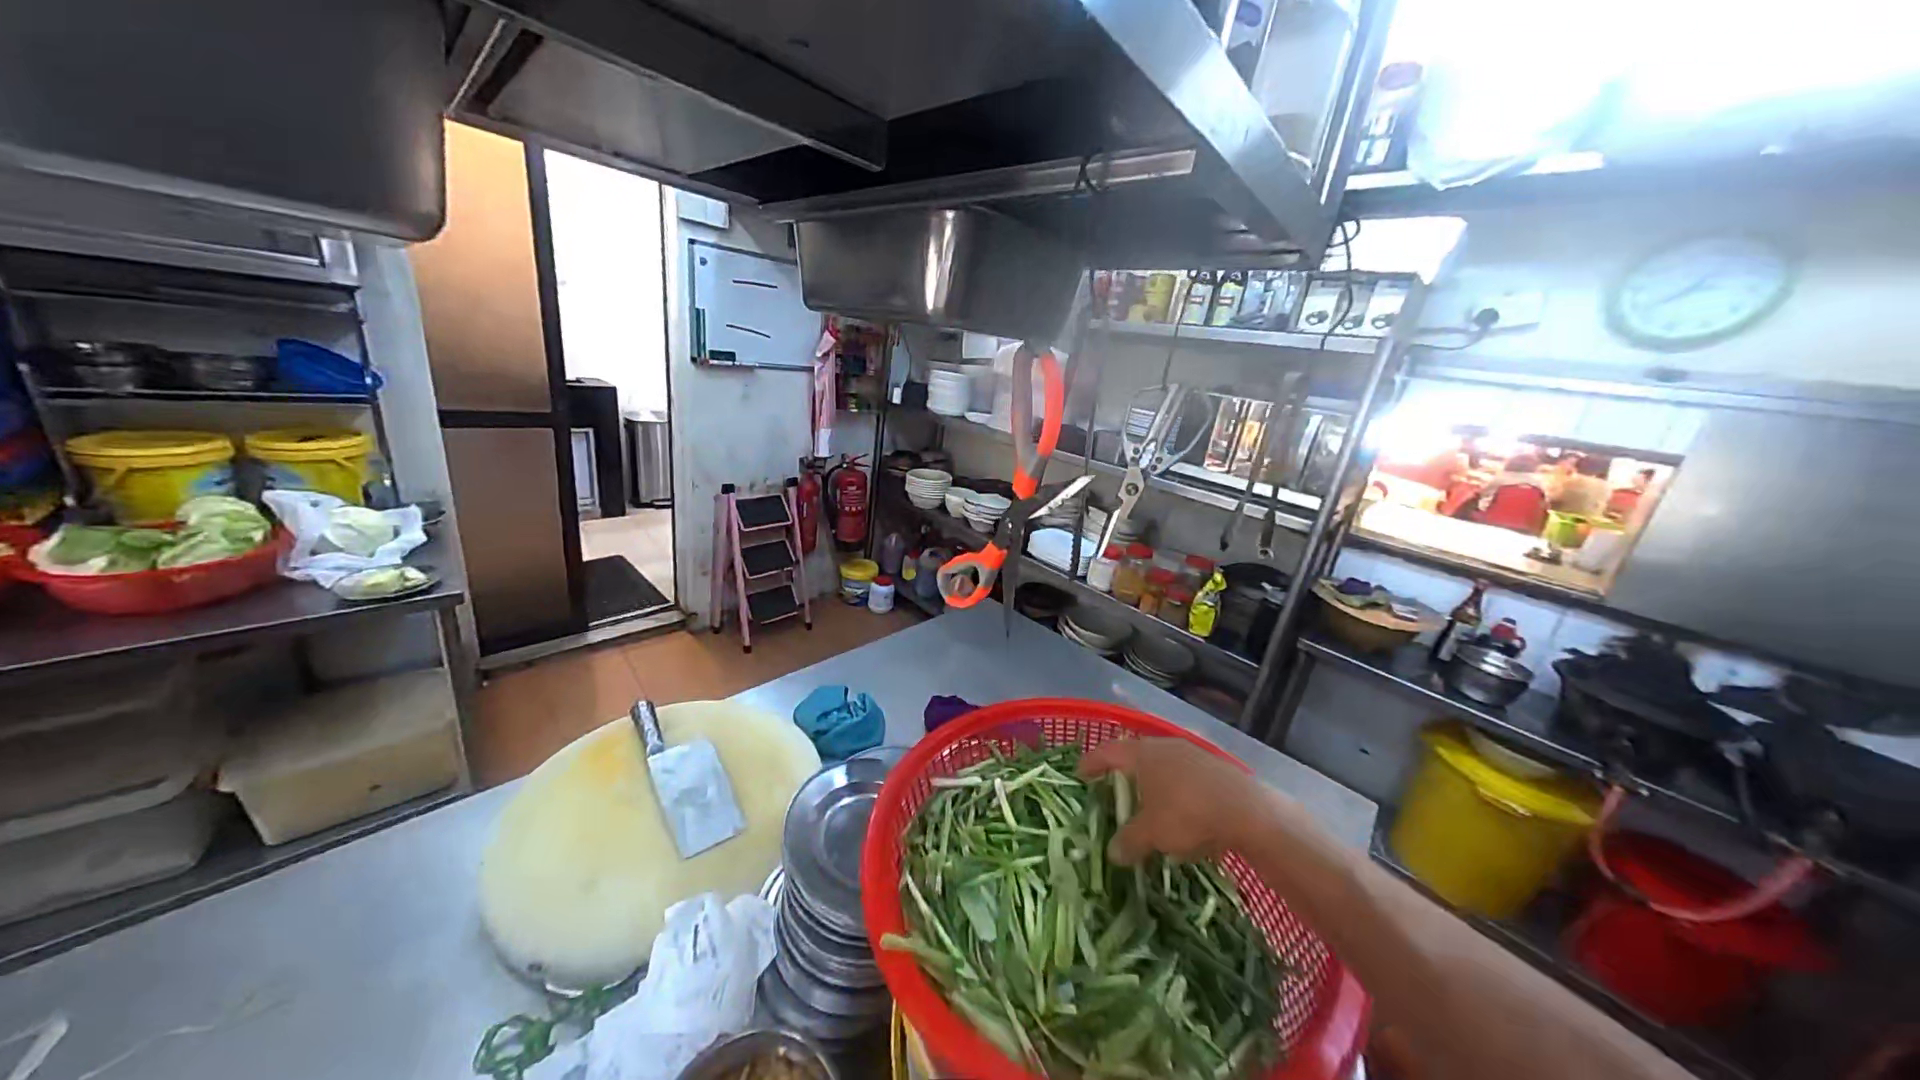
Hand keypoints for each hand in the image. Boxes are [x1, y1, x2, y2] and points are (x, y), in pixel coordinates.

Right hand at [1078, 737, 1264, 864]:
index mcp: (1142, 754)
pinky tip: (1180, 815)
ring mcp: (1192, 754)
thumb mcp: (1152, 833)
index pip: (1107, 752)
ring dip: (1151, 785)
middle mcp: (1164, 746)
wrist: (1249, 812)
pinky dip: (1174, 793)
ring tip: (1147, 808)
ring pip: (1162, 767)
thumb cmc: (1188, 814)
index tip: (1080, 774)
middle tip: (1113, 793)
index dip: (1091, 763)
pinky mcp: (1215, 768)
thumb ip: (1128, 840)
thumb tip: (1114, 853)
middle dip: (1123, 775)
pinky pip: (1184, 777)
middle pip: (1135, 756)